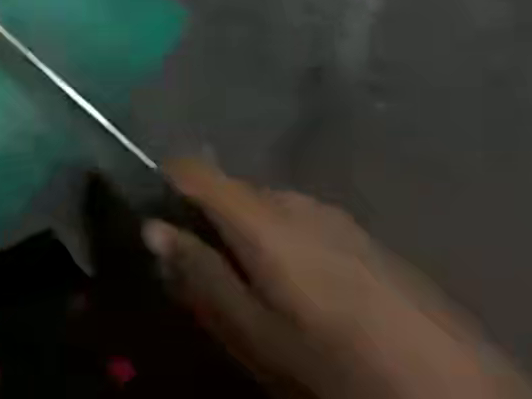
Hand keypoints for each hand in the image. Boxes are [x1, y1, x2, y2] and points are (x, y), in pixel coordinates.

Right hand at [146, 159, 531, 398]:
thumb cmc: (341, 364)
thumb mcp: (255, 331)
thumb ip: (199, 273)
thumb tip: (152, 228)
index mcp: (257, 213)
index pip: (188, 167)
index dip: (161, 182)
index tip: (154, 215)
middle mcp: (295, 200)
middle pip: (231, 190)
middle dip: (211, 219)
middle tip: (209, 268)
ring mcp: (343, 221)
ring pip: (272, 211)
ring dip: (255, 236)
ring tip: (263, 286)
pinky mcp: (379, 246)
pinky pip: (312, 230)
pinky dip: (295, 250)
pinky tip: (316, 297)